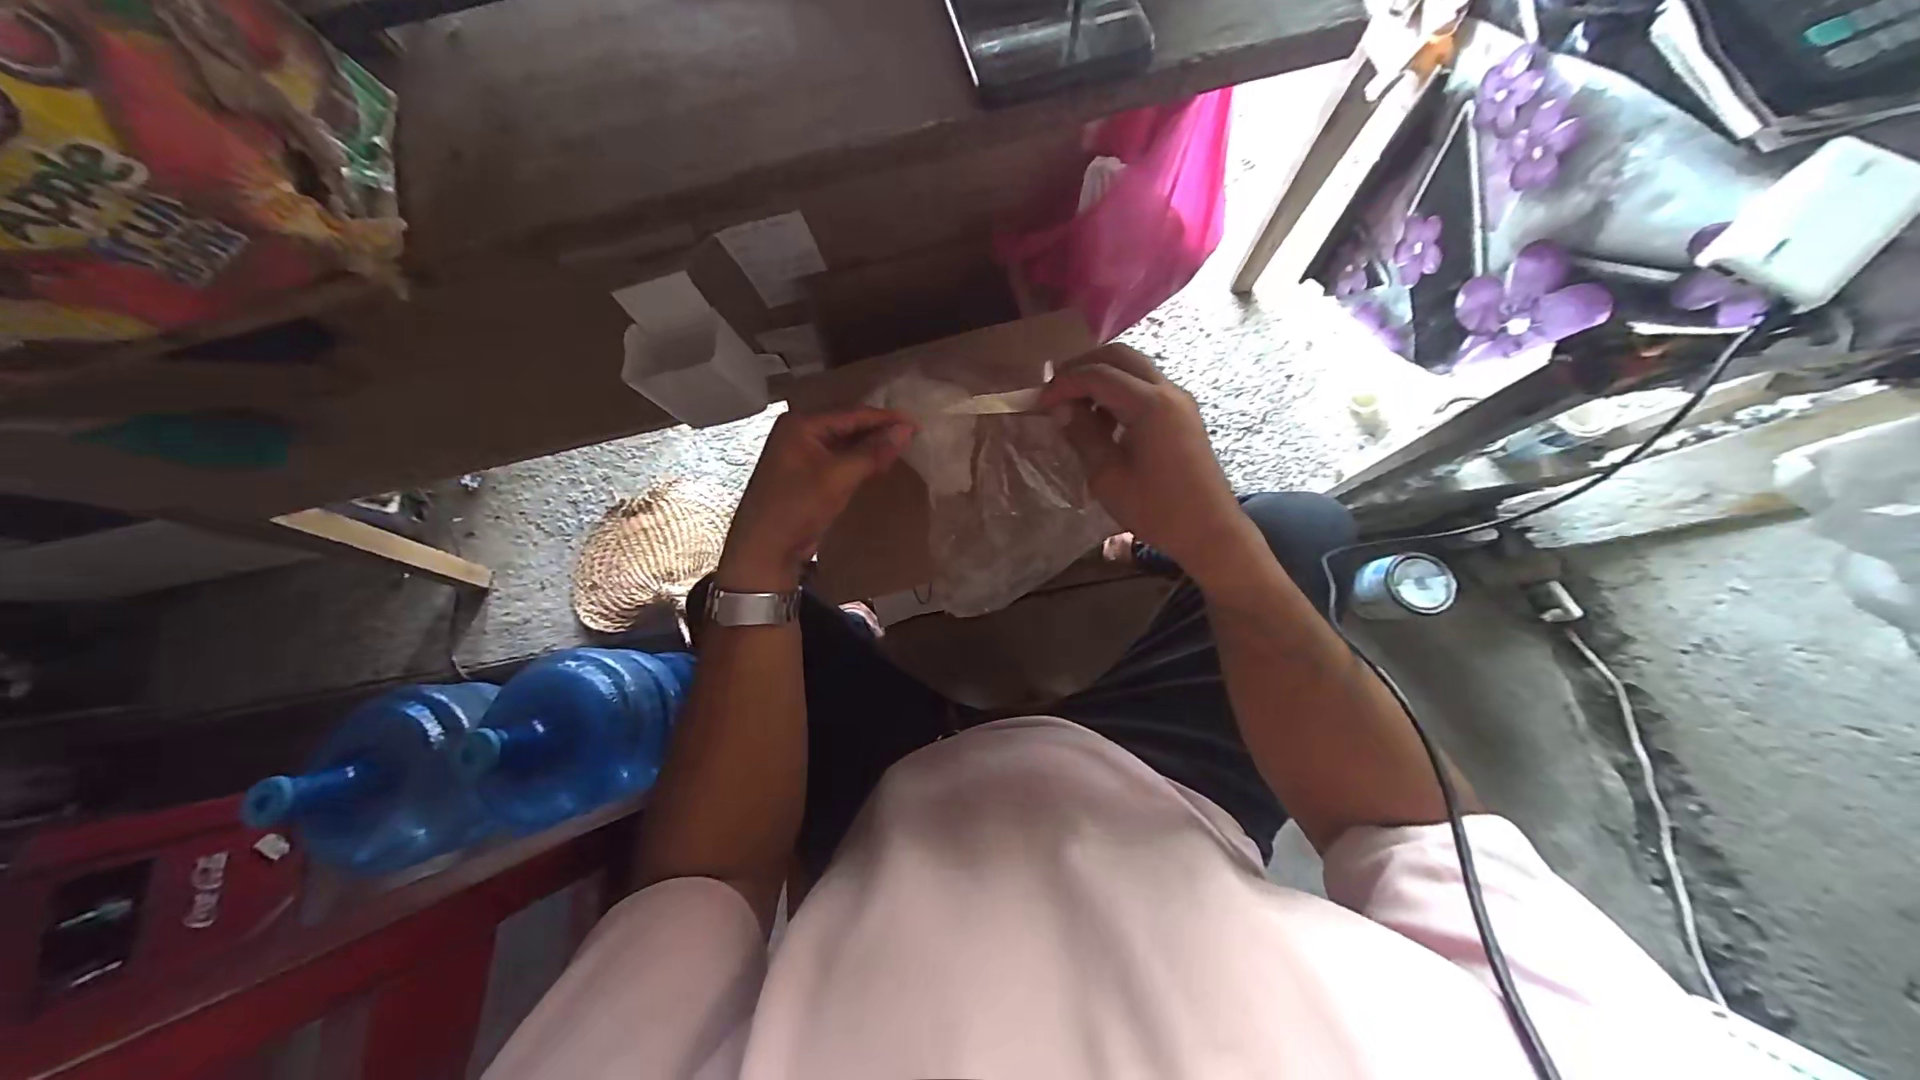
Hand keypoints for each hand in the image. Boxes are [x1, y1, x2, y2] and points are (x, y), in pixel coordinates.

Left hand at [718, 407, 915, 591]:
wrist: (764, 550)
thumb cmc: (796, 507)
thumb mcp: (838, 477)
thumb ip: (873, 452)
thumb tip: (906, 430)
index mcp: (800, 425)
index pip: (851, 414)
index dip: (885, 418)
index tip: (916, 423)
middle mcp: (798, 433)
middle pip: (847, 426)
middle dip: (878, 431)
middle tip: (912, 434)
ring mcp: (800, 455)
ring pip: (844, 444)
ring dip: (870, 447)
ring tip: (901, 447)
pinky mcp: (805, 476)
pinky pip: (838, 460)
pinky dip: (858, 462)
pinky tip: (878, 465)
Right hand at [1040, 345, 1262, 587]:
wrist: (1210, 531)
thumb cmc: (1157, 509)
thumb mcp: (1108, 476)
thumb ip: (1083, 435)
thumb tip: (1061, 409)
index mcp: (1150, 405)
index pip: (1098, 375)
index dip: (1064, 384)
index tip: (1040, 402)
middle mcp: (1168, 392)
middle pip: (1120, 357)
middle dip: (1083, 367)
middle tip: (1055, 390)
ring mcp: (1180, 401)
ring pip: (1134, 369)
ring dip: (1102, 379)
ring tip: (1076, 409)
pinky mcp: (1183, 415)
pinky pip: (1146, 388)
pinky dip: (1119, 393)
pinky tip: (1103, 422)